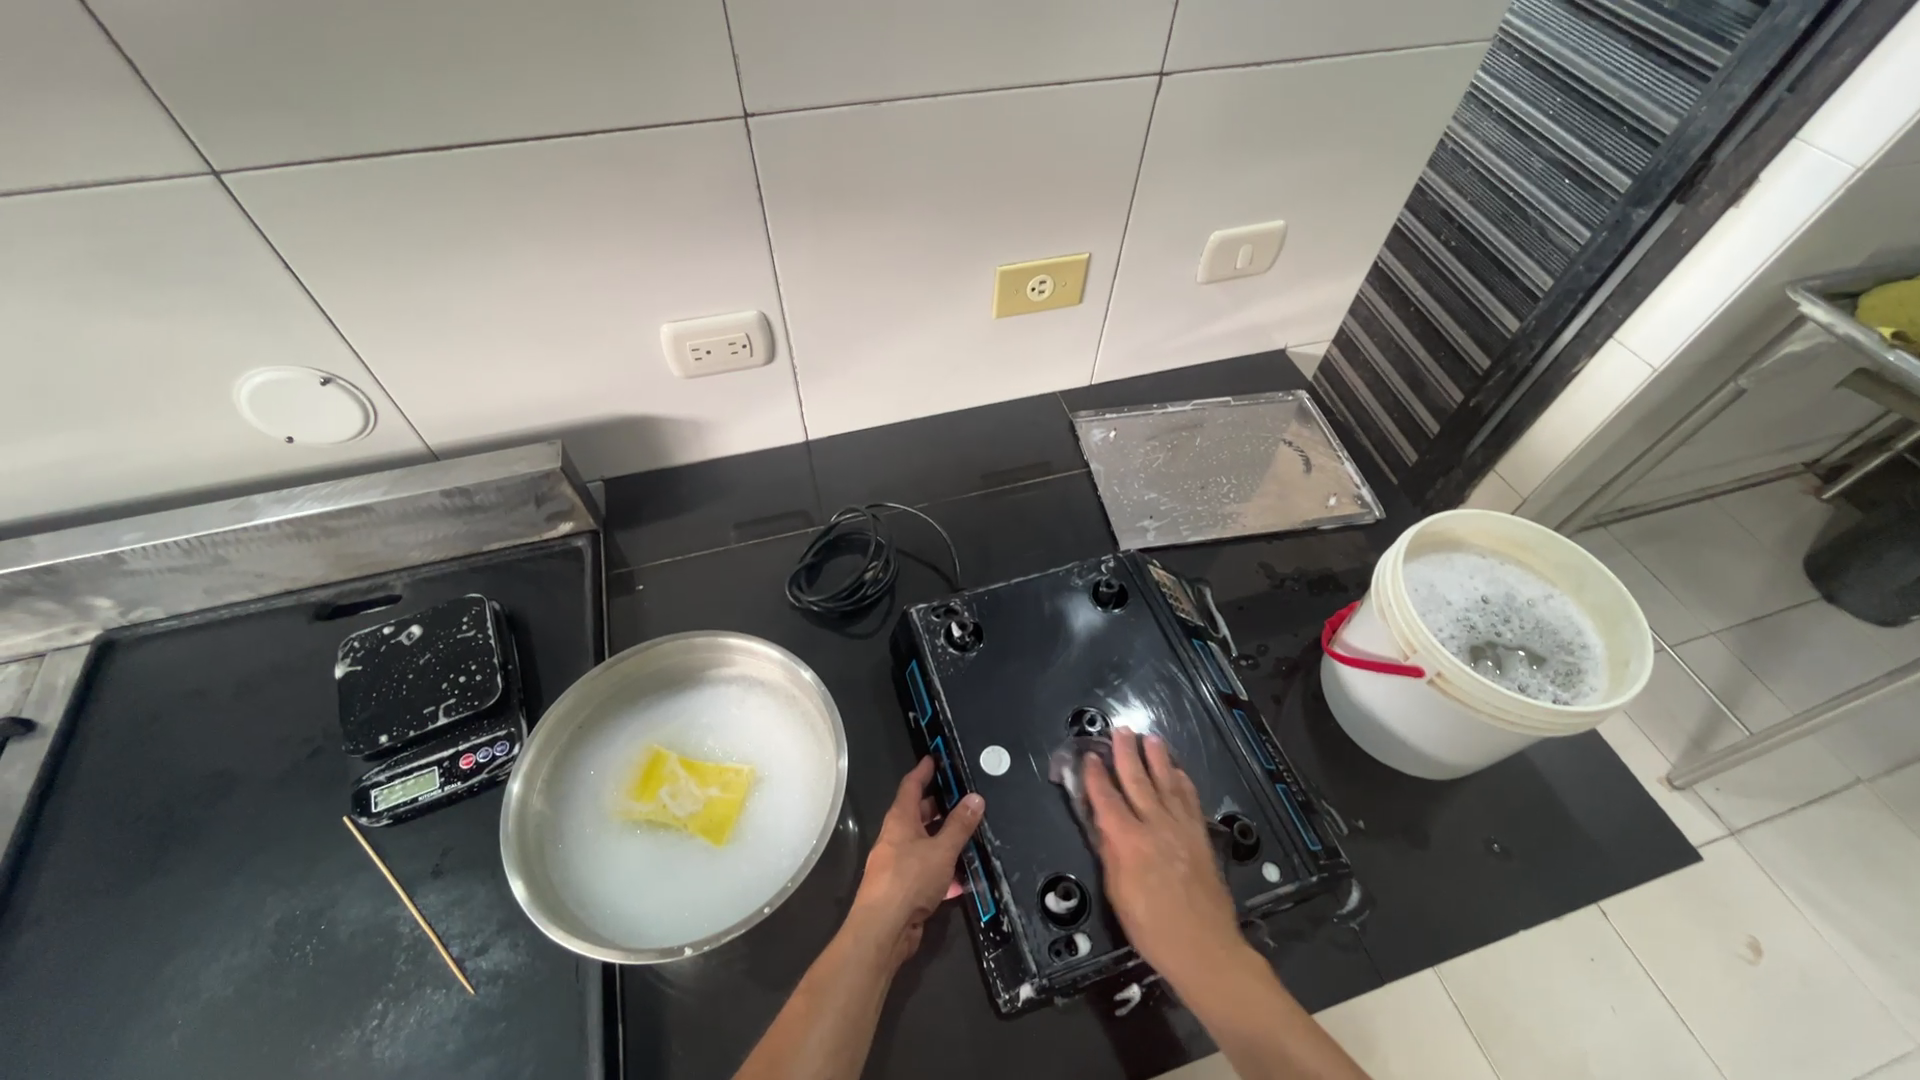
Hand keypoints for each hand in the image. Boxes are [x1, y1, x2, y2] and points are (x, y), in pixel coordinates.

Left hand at [849, 757, 984, 968]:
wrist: (883, 929)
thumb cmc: (910, 879)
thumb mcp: (941, 850)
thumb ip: (959, 825)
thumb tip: (975, 798)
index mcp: (899, 821)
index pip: (911, 786)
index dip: (923, 771)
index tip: (934, 758)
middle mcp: (895, 838)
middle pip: (917, 815)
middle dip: (938, 806)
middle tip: (962, 798)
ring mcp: (897, 865)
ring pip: (923, 844)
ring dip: (943, 840)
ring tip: (969, 835)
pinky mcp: (903, 889)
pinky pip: (926, 871)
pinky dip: (943, 870)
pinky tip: (962, 878)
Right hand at [1084, 728, 1244, 982]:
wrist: (1203, 945)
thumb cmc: (1151, 926)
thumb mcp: (1117, 893)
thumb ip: (1110, 853)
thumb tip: (1102, 825)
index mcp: (1128, 840)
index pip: (1107, 799)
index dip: (1096, 776)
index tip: (1090, 756)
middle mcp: (1155, 825)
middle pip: (1138, 781)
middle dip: (1126, 754)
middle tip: (1121, 730)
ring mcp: (1181, 828)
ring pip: (1167, 783)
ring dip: (1157, 759)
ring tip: (1149, 738)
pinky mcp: (1200, 836)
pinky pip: (1190, 800)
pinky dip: (1183, 782)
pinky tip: (1178, 771)